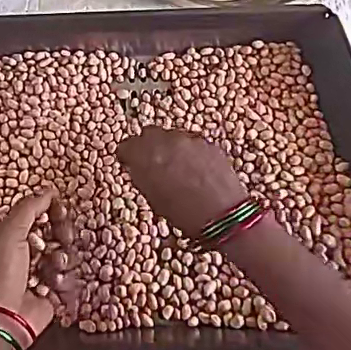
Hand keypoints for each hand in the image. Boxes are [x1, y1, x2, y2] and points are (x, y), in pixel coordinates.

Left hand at [0, 188, 56, 342]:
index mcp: (12, 233)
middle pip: (57, 234)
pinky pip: (69, 282)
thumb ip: (30, 207)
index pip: (40, 214)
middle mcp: (26, 252)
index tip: (60, 212)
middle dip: (62, 235)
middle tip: (62, 240)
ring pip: (66, 258)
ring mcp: (39, 275)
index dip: (52, 212)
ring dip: (61, 262)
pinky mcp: (51, 296)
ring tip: (50, 272)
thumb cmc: (0, 271)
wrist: (1, 318)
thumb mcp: (10, 231)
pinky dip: (63, 284)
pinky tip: (51, 288)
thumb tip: (49, 191)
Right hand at [116, 127, 248, 237]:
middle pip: (148, 134)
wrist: (224, 215)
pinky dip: (189, 152)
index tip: (129, 162)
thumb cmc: (184, 213)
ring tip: (177, 168)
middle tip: (152, 162)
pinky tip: (195, 170)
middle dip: (148, 146)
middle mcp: (164, 141)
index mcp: (144, 155)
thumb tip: (137, 167)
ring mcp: (188, 139)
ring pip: (172, 136)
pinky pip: (192, 143)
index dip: (127, 155)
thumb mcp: (152, 198)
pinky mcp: (207, 143)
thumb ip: (141, 176)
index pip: (126, 145)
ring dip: (170, 148)